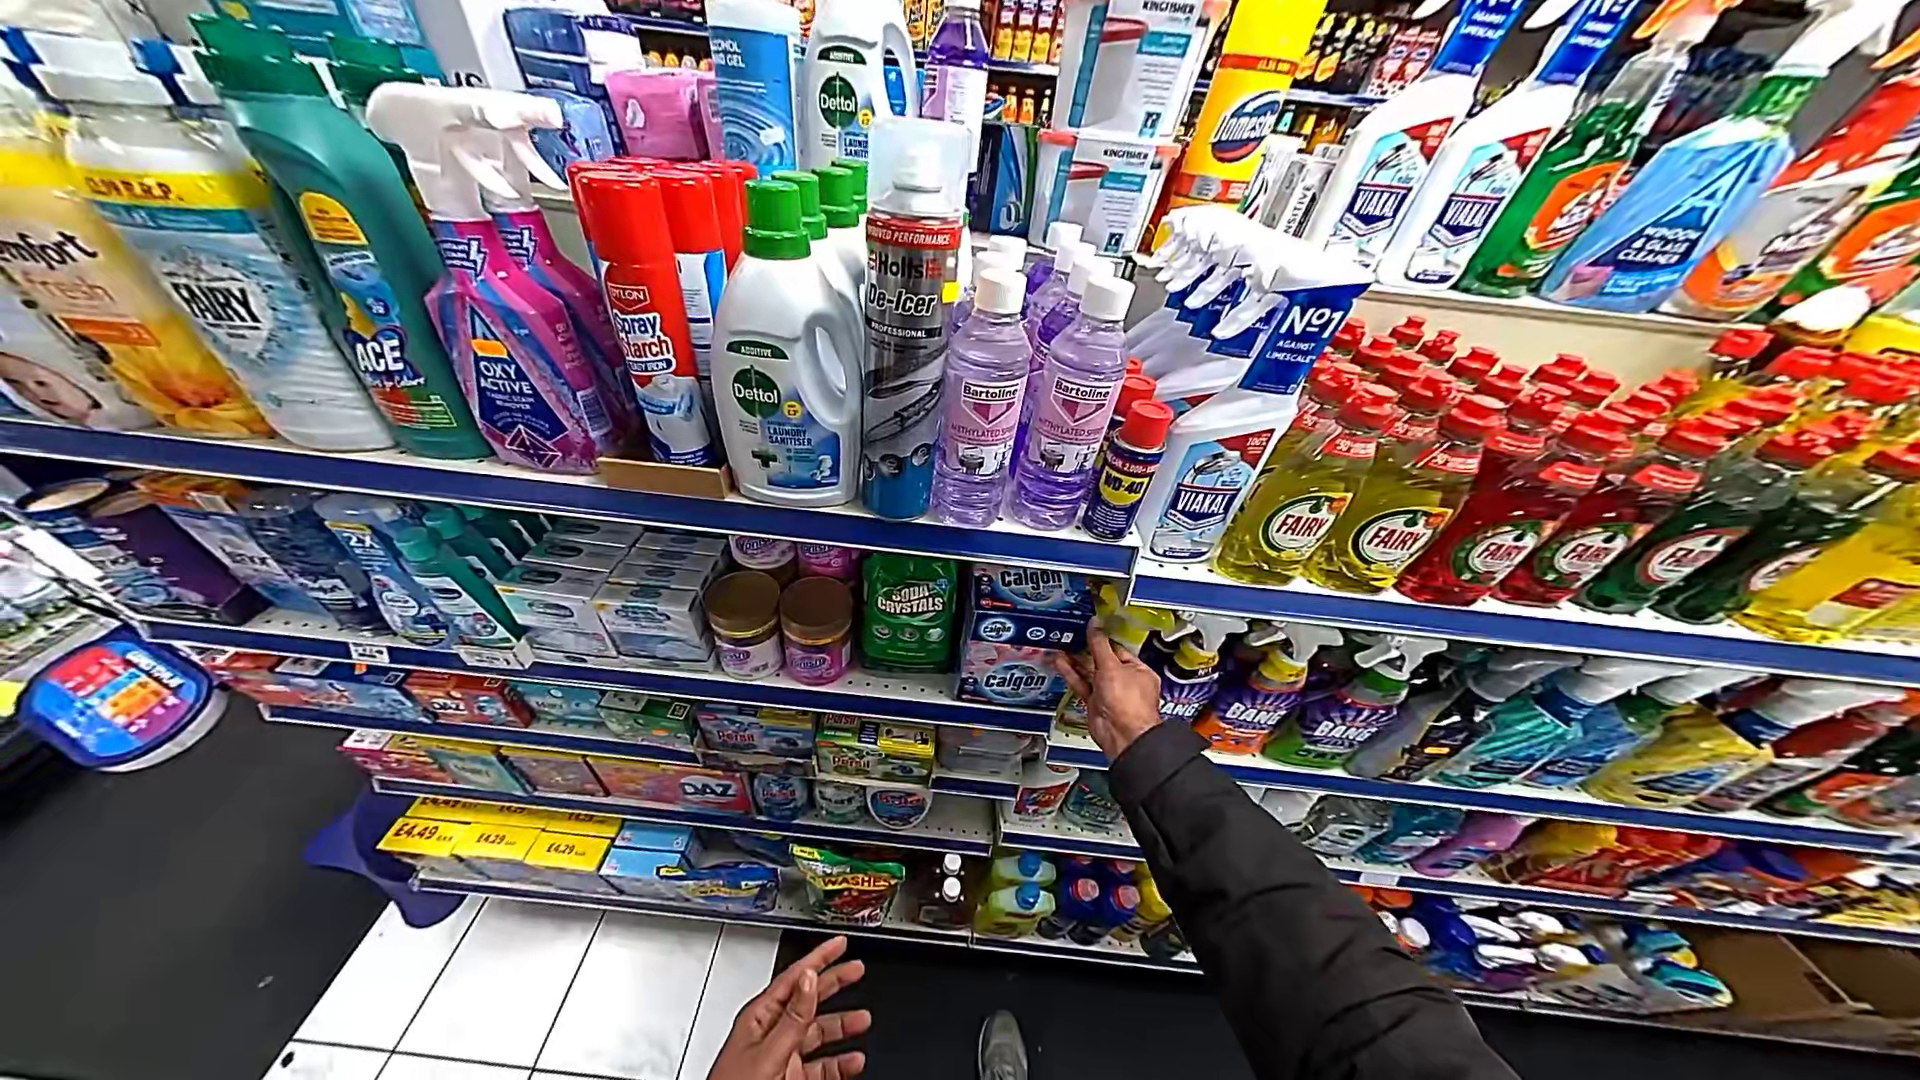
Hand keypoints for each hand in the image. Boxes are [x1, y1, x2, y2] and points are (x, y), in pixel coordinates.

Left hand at [706, 936, 869, 1079]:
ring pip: (818, 1035)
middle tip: (857, 969)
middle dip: (835, 984)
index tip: (839, 943)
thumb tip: (809, 978)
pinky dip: (838, 1064)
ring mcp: (780, 1060)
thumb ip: (791, 1017)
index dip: (820, 957)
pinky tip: (851, 1061)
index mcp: (760, 1020)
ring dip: (842, 1026)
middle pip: (809, 1000)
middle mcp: (771, 1036)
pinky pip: (820, 1068)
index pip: (795, 978)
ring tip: (862, 1020)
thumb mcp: (766, 1055)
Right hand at [1054, 619, 1162, 759]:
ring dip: (1075, 660)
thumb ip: (1099, 645)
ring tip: (1062, 645)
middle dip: (1086, 649)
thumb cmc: (1129, 704)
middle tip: (1072, 635)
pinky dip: (1071, 674)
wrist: (1122, 735)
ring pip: (1089, 672)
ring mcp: (1109, 693)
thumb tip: (1095, 625)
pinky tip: (1061, 662)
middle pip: (1102, 660)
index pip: (1118, 649)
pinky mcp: (1096, 703)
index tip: (1089, 628)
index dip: (1103, 638)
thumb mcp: (1111, 666)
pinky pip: (1082, 685)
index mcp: (1138, 671)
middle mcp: (1124, 682)